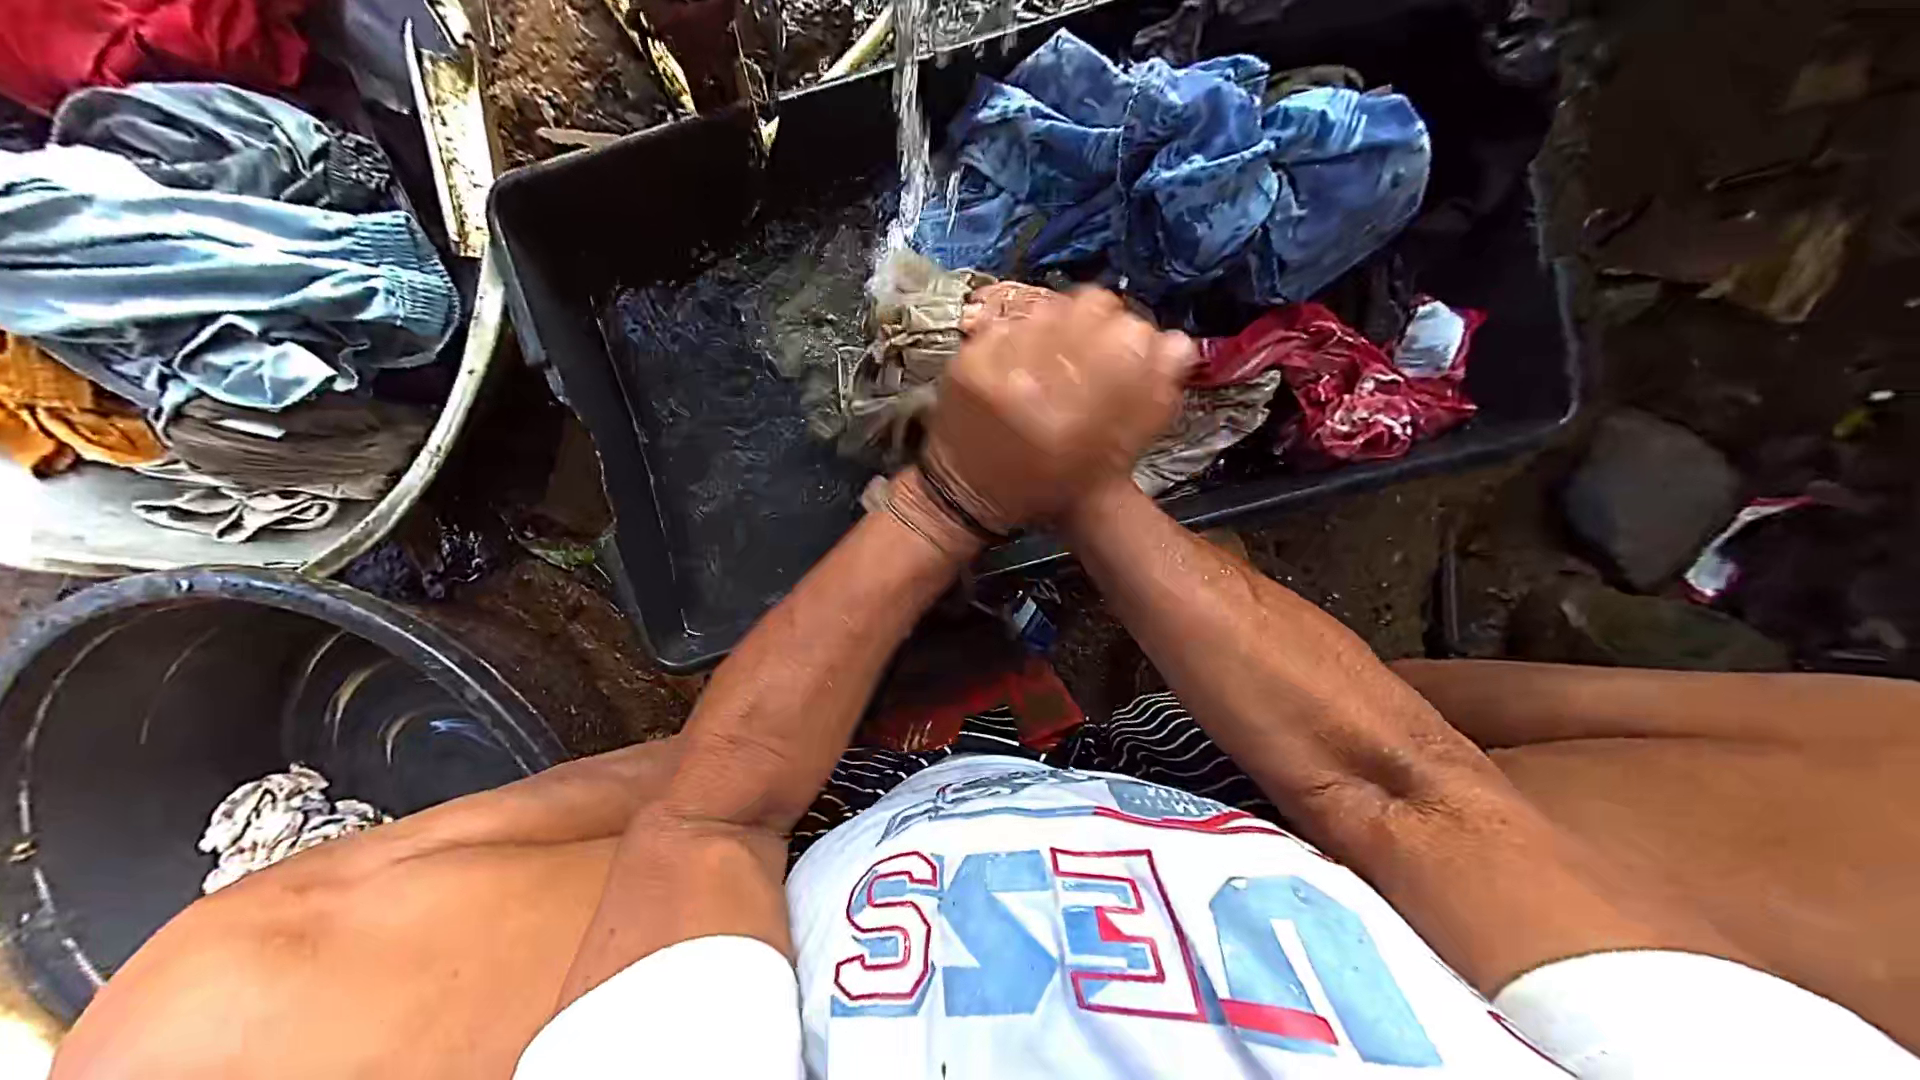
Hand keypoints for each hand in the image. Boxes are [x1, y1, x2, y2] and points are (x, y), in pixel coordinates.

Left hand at [921, 287, 1193, 533]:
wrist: (966, 492)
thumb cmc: (1042, 485)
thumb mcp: (1104, 461)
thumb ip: (1148, 405)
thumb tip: (1179, 345)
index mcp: (1074, 418)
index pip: (1128, 336)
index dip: (1141, 335)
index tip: (1138, 344)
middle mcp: (1033, 382)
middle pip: (1092, 307)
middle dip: (1107, 319)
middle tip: (1101, 342)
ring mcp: (995, 363)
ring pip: (1055, 305)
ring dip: (1070, 318)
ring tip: (1065, 346)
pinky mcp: (970, 354)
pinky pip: (1016, 315)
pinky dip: (1033, 326)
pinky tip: (1034, 349)